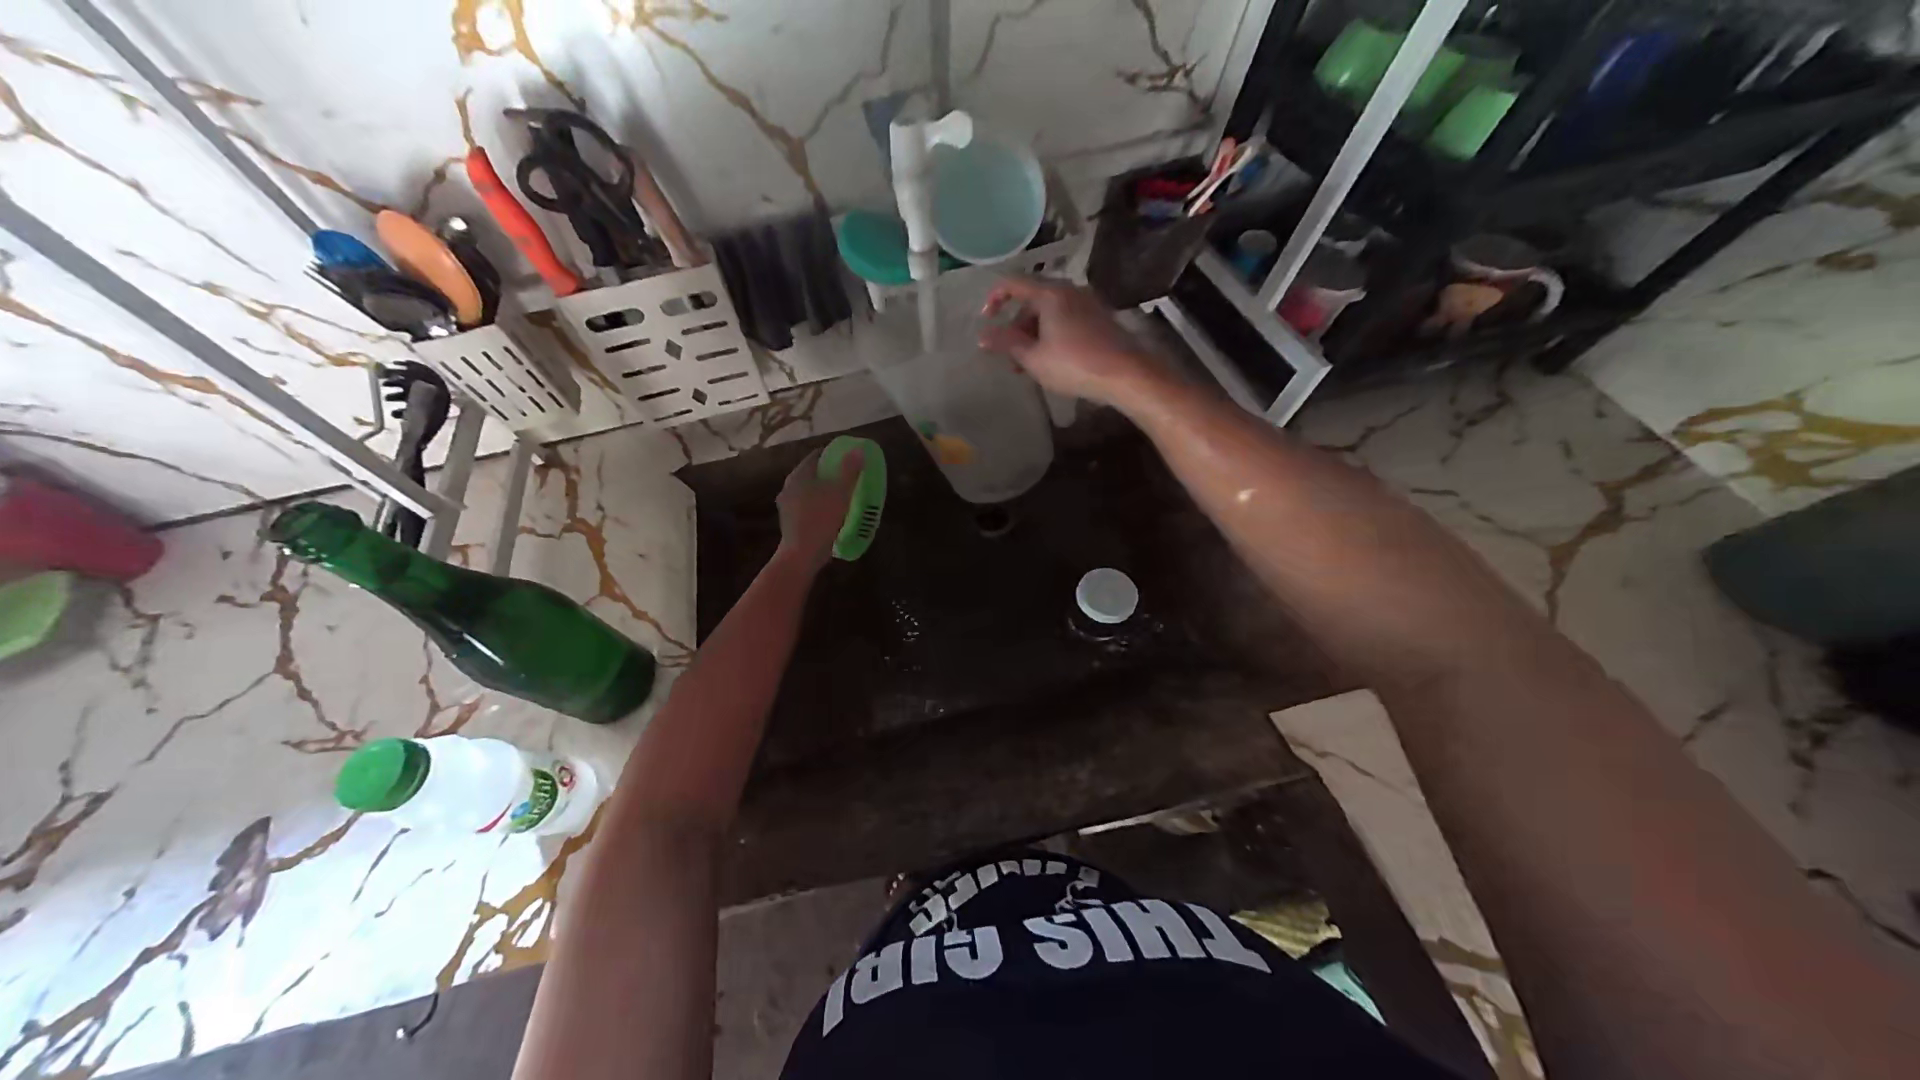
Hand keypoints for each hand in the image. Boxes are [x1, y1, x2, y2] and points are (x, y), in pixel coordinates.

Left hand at [774, 448, 861, 572]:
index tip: (847, 458)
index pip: (815, 456)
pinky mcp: (789, 522)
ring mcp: (786, 505)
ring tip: (841, 495)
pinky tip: (830, 513)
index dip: (832, 454)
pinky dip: (818, 505)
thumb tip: (859, 449)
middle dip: (828, 474)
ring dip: (822, 491)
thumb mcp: (840, 492)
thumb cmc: (821, 519)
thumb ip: (849, 470)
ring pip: (807, 491)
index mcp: (798, 475)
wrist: (802, 554)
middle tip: (847, 477)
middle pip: (811, 474)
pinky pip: (806, 506)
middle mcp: (788, 487)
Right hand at [979, 278, 1171, 409]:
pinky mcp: (1099, 318)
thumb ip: (1006, 343)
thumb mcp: (1033, 358)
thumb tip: (983, 335)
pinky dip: (1052, 334)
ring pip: (1050, 312)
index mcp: (1050, 293)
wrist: (1125, 374)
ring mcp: (1087, 303)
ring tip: (1028, 364)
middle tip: (1009, 353)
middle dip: (1016, 325)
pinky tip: (1051, 359)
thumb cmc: (1073, 364)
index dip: (994, 298)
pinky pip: (1066, 319)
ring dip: (1034, 334)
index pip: (1013, 283)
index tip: (986, 320)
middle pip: (1033, 300)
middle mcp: (1069, 290)